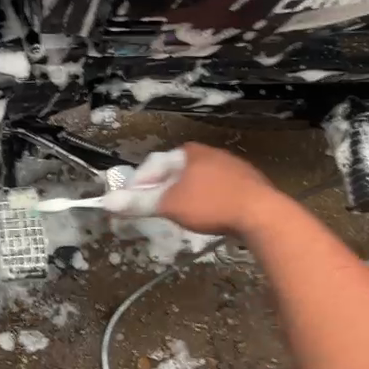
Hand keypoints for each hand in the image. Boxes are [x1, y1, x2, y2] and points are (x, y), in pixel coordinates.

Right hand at [101, 143, 283, 235]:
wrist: (263, 215)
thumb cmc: (210, 204)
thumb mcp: (168, 204)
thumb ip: (137, 202)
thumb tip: (106, 202)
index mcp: (188, 152)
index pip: (152, 164)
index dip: (136, 184)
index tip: (129, 203)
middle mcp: (209, 153)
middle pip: (173, 171)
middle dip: (159, 189)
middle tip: (151, 209)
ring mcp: (232, 167)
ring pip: (195, 180)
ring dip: (182, 195)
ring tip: (177, 214)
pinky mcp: (248, 183)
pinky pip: (216, 189)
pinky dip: (204, 200)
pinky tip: (206, 215)